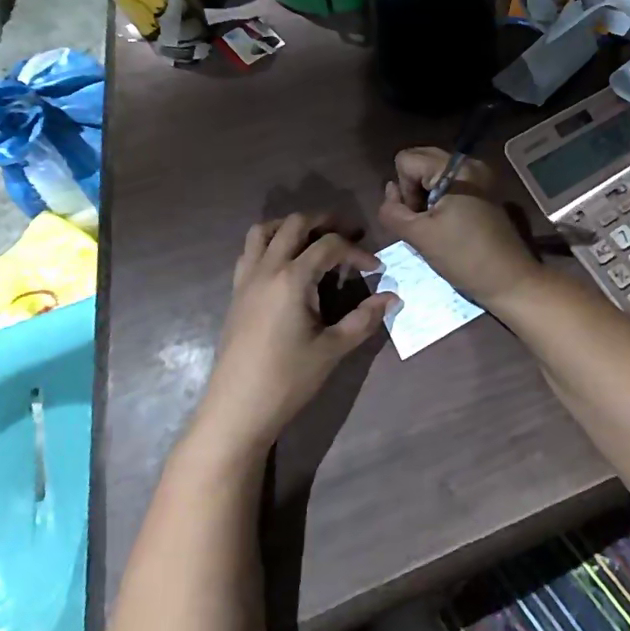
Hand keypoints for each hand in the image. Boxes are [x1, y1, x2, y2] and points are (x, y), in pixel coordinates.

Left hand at [193, 213, 394, 454]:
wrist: (238, 408)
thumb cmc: (288, 379)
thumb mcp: (332, 349)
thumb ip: (363, 319)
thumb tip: (393, 297)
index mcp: (292, 278)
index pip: (329, 246)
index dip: (356, 251)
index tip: (375, 268)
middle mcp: (267, 268)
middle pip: (294, 224)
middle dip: (324, 223)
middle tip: (348, 233)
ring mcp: (246, 278)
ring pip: (263, 230)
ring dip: (290, 226)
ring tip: (312, 239)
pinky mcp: (236, 292)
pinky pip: (249, 251)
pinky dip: (268, 244)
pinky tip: (283, 264)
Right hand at [378, 147, 541, 305]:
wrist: (511, 281)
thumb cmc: (464, 257)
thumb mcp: (418, 235)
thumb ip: (393, 210)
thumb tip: (390, 190)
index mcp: (456, 169)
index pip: (406, 161)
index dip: (403, 189)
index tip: (418, 217)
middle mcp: (469, 163)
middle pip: (420, 162)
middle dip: (412, 189)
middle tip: (424, 220)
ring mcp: (479, 176)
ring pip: (433, 174)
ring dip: (425, 196)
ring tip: (436, 225)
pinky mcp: (484, 191)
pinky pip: (449, 184)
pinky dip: (440, 200)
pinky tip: (448, 224)